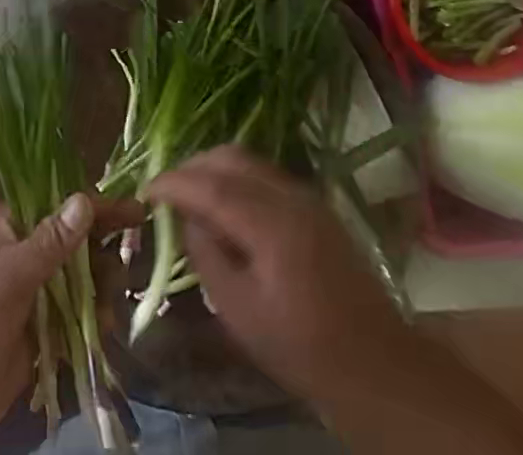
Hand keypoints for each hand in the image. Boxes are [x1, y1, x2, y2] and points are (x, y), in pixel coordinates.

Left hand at [0, 193, 142, 454]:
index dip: (98, 207)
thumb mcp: (11, 273)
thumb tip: (85, 200)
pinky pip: (78, 310)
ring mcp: (35, 289)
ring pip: (82, 277)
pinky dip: (93, 316)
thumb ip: (52, 240)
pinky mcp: (43, 324)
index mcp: (10, 225)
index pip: (60, 204)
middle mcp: (25, 249)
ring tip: (105, 309)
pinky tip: (101, 328)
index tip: (137, 212)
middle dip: (102, 255)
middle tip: (117, 273)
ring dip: (100, 290)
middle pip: (77, 241)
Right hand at [143, 146, 400, 409]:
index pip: (210, 185)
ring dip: (213, 169)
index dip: (173, 183)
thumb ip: (206, 255)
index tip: (145, 191)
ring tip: (189, 194)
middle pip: (230, 158)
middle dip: (191, 166)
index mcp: (271, 225)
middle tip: (165, 190)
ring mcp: (308, 198)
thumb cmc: (301, 346)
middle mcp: (291, 198)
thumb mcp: (238, 310)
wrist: (377, 364)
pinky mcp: (316, 207)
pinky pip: (265, 175)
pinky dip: (236, 177)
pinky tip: (224, 204)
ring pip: (249, 161)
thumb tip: (187, 219)